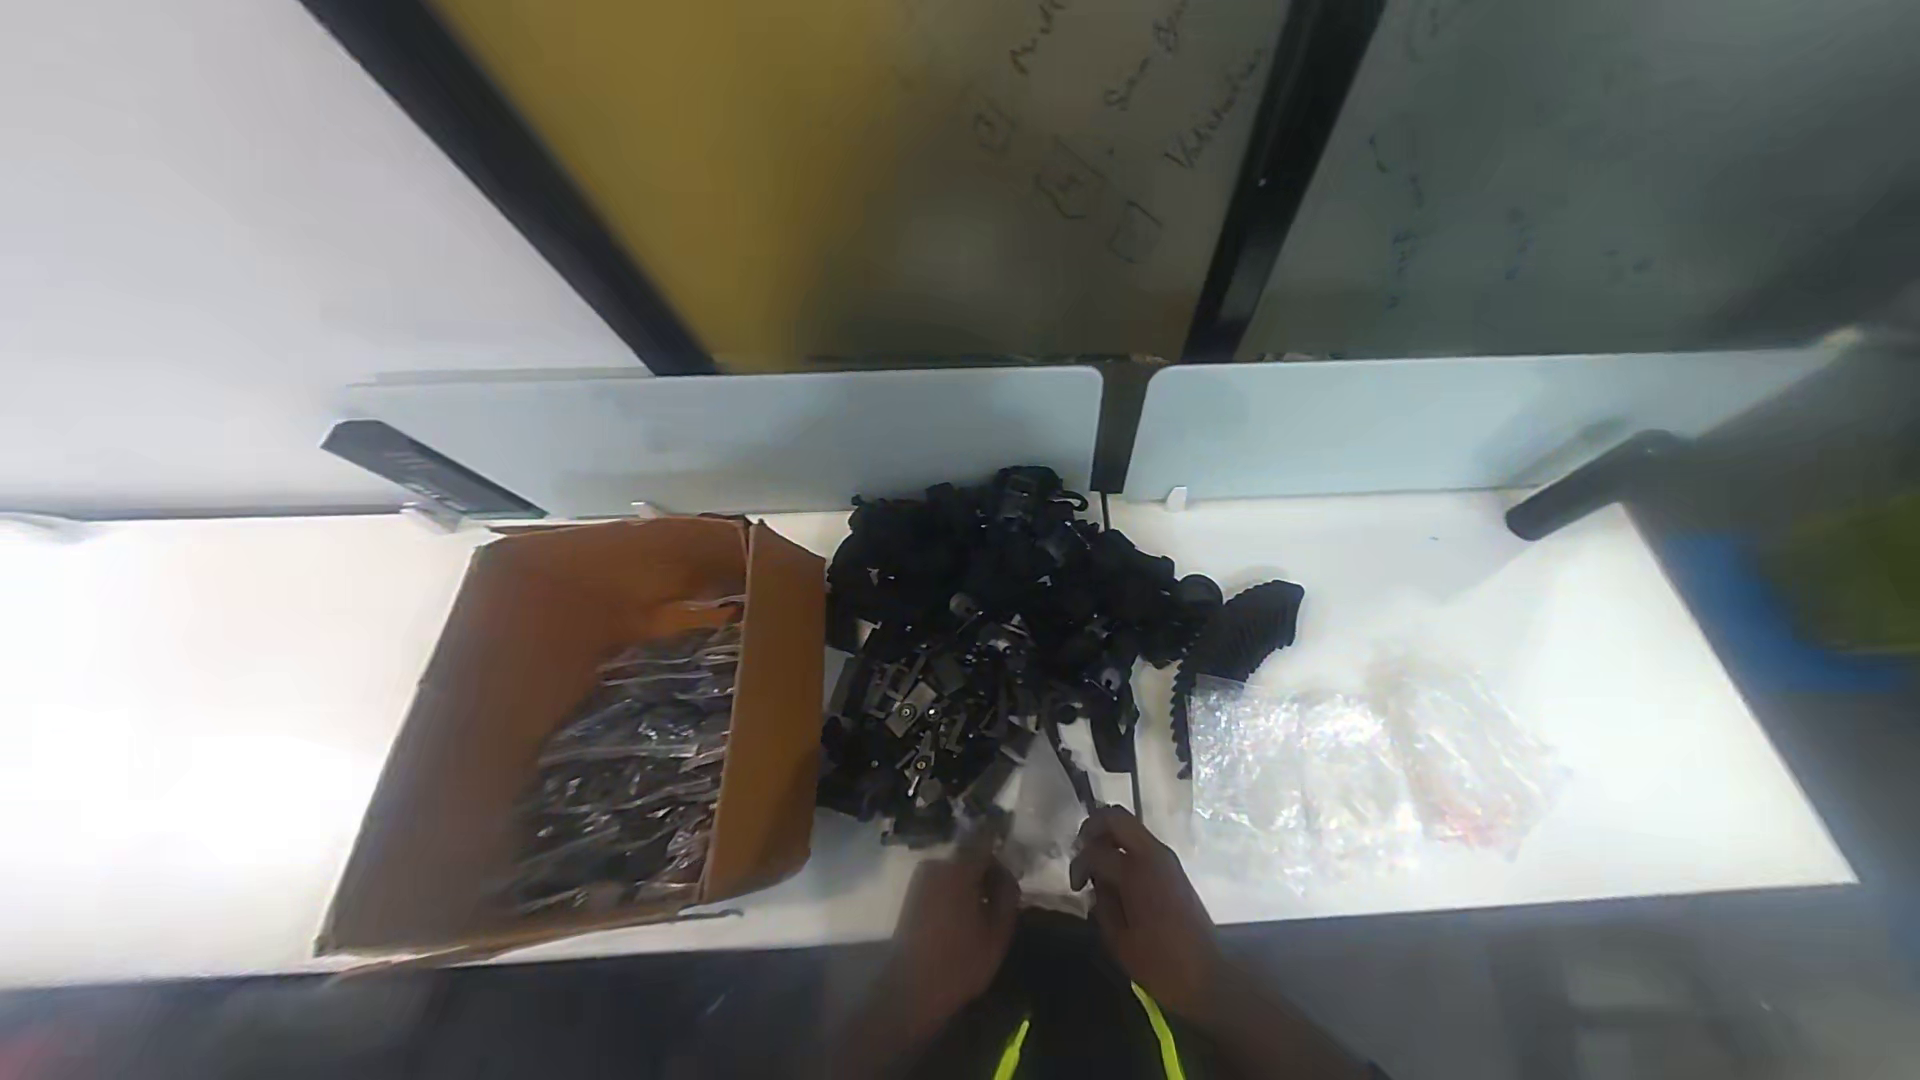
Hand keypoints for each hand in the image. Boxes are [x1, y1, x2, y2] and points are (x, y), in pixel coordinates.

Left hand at [880, 839, 1020, 1037]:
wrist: (910, 989)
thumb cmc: (958, 961)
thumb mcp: (997, 933)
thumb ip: (1007, 896)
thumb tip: (1008, 874)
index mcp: (959, 867)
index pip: (985, 837)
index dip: (1002, 840)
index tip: (1015, 853)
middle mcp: (937, 862)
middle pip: (970, 853)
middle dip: (988, 869)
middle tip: (1002, 896)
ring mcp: (921, 876)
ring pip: (956, 867)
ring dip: (971, 881)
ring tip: (982, 910)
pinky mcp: (912, 892)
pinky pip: (942, 879)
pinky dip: (955, 889)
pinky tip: (962, 916)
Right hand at [1069, 807, 1222, 1017]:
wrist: (1210, 978)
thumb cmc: (1161, 964)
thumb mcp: (1118, 940)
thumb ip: (1102, 902)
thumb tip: (1095, 883)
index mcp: (1136, 872)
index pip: (1096, 851)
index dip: (1079, 864)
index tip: (1075, 886)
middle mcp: (1152, 854)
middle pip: (1116, 816)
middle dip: (1092, 827)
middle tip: (1081, 849)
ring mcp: (1166, 858)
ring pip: (1130, 825)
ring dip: (1109, 835)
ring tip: (1097, 861)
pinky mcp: (1173, 867)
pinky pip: (1142, 842)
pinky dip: (1124, 846)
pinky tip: (1116, 873)